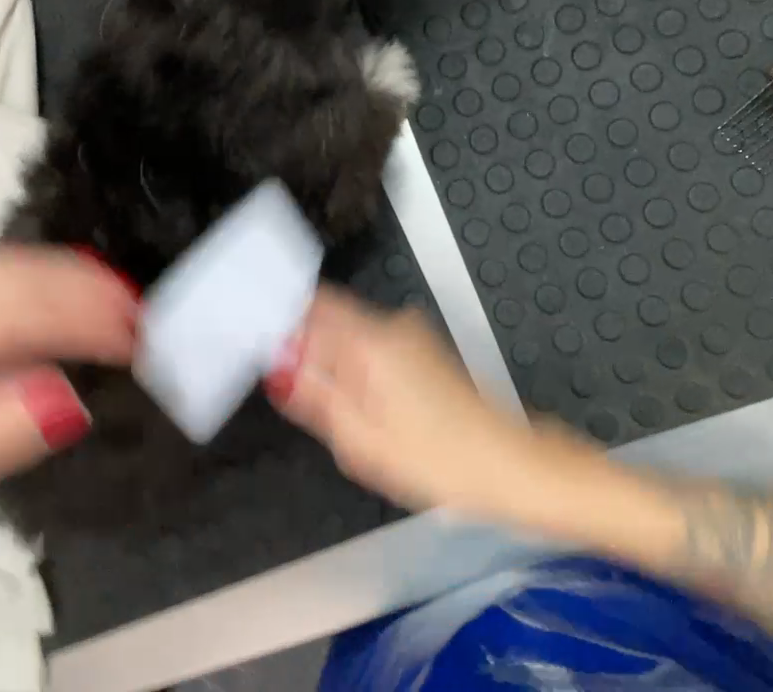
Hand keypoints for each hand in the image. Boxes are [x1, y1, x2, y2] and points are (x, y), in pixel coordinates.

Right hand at [266, 288, 589, 522]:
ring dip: (335, 367)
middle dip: (309, 352)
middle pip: (330, 322)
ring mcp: (412, 336)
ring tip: (346, 417)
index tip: (262, 342)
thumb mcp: (360, 441)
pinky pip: (374, 351)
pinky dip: (360, 373)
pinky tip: (372, 415)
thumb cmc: (443, 460)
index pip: (310, 307)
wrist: (510, 466)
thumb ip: (314, 397)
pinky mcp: (424, 350)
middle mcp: (393, 327)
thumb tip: (280, 369)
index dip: (281, 321)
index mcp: (372, 342)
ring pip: (351, 339)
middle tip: (303, 396)